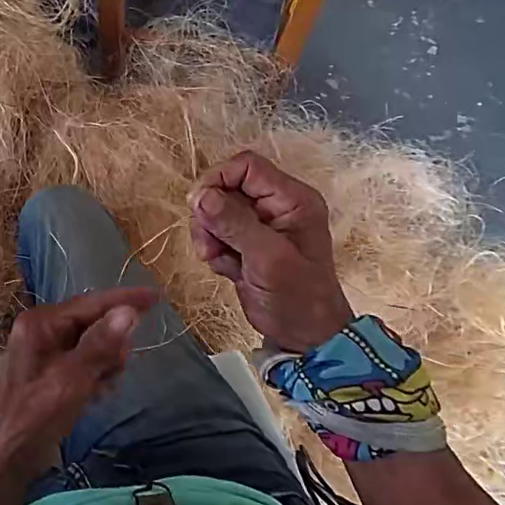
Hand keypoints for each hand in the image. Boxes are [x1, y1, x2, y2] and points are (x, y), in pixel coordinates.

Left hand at [0, 286, 157, 504]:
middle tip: (114, 372)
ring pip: (91, 345)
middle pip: (93, 323)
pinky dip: (94, 376)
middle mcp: (41, 329)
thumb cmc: (35, 416)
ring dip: (104, 365)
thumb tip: (128, 312)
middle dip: (111, 346)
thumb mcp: (72, 379)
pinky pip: (82, 362)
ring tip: (100, 389)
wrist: (3, 457)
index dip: (125, 300)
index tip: (156, 297)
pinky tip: (94, 396)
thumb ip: (100, 345)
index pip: (91, 302)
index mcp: (41, 323)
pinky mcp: (48, 371)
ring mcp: (43, 350)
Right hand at [190, 150, 353, 352]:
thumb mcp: (267, 259)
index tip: (199, 205)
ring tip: (219, 260)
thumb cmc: (297, 298)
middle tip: (210, 244)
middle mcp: (275, 206)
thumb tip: (201, 196)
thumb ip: (235, 224)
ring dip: (208, 235)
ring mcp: (260, 225)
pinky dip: (213, 249)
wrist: (305, 337)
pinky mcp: (246, 243)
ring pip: (215, 210)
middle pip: (225, 187)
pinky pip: (215, 232)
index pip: (246, 166)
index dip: (218, 179)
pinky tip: (227, 269)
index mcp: (291, 199)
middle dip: (210, 215)